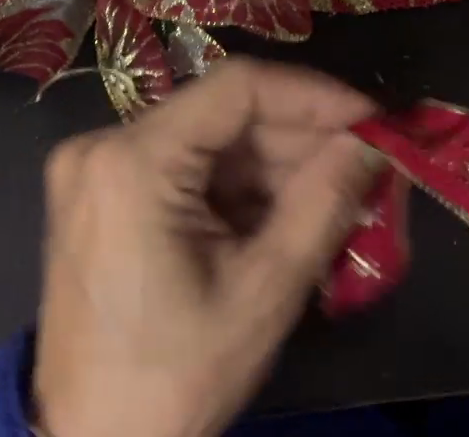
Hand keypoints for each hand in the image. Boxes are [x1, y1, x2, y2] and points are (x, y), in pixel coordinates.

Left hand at [32, 61, 380, 436]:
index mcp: (131, 162)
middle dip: (300, 139)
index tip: (373, 120)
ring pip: (208, 140)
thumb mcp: (264, 292)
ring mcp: (95, 168)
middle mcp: (102, 146)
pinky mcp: (101, 193)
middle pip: (223, 115)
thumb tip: (374, 144)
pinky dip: (239, 186)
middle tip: (367, 166)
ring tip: (339, 196)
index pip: (237, 88)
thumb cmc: (176, 379)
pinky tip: (287, 211)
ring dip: (275, 165)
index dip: (314, 96)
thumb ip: (325, 204)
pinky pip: (185, 167)